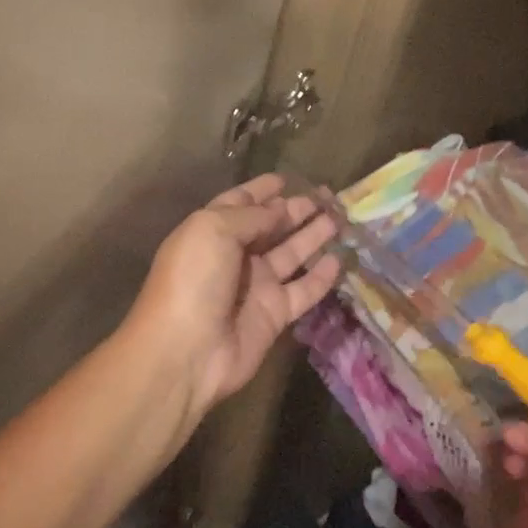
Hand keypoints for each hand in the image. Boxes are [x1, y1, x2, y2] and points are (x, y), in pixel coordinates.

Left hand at [126, 174, 340, 414]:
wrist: (186, 349)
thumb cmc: (193, 279)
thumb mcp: (214, 230)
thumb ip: (250, 216)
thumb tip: (279, 210)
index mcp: (211, 230)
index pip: (240, 202)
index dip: (262, 190)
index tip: (288, 178)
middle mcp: (234, 255)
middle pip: (270, 227)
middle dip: (295, 210)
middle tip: (328, 197)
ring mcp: (255, 286)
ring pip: (291, 254)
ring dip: (313, 236)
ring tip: (340, 218)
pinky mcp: (274, 314)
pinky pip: (303, 290)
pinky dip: (321, 276)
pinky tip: (339, 259)